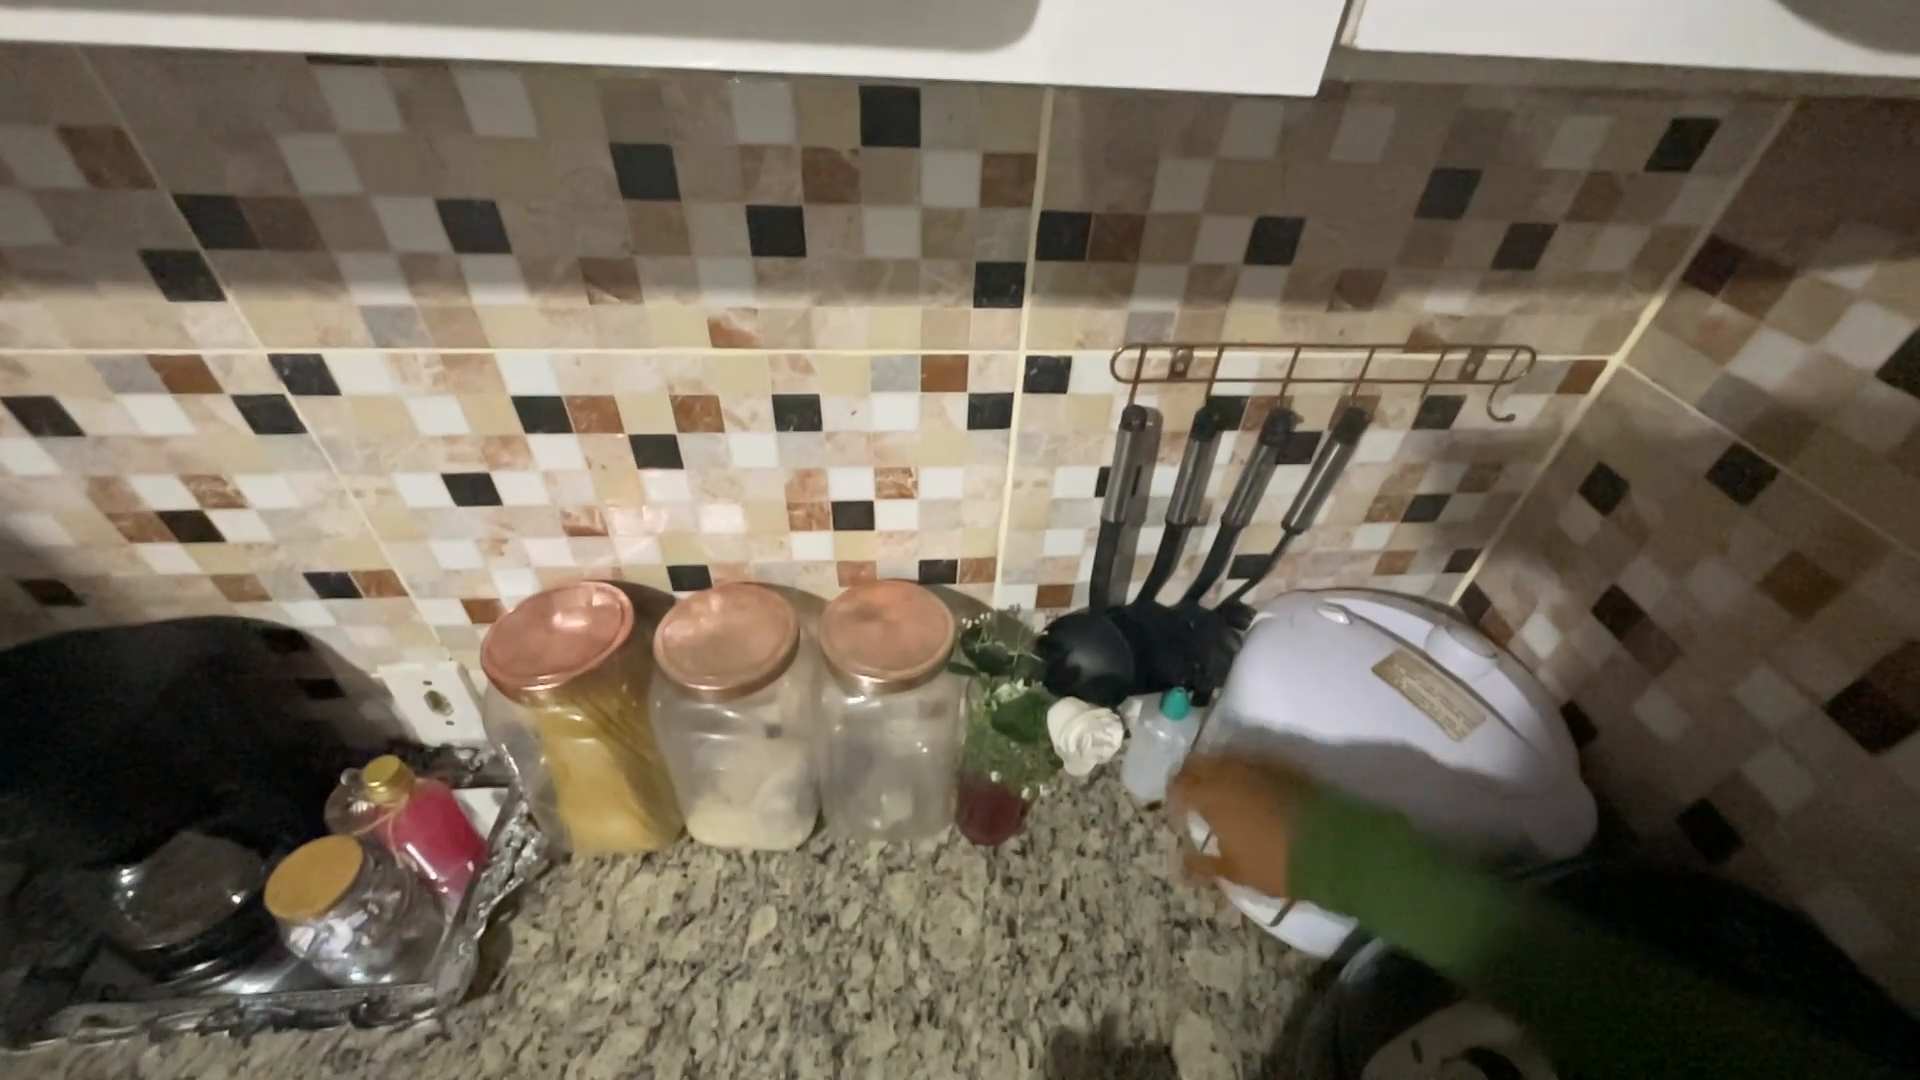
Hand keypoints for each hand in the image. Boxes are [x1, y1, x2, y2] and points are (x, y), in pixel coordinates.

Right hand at [1166, 753, 1313, 898]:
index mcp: (1208, 794)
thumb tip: (1182, 863)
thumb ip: (1203, 866)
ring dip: (1216, 776)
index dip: (1174, 803)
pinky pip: (1250, 764)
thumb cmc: (1273, 862)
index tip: (1181, 823)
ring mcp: (1255, 766)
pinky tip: (1251, 797)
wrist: (1331, 847)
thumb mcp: (1234, 872)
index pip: (1177, 786)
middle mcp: (1226, 772)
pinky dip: (1242, 776)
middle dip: (1189, 780)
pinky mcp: (1280, 768)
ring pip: (1223, 761)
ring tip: (1223, 800)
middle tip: (1194, 804)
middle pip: (1195, 764)